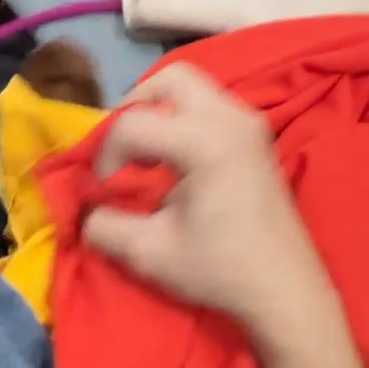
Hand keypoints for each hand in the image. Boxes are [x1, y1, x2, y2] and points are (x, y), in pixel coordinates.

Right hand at [82, 64, 337, 344]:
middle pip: (169, 80)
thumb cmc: (216, 269)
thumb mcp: (147, 252)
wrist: (280, 287)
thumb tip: (87, 209)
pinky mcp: (253, 138)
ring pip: (190, 90)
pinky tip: (169, 166)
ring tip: (140, 161)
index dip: (105, 155)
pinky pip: (207, 108)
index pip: (134, 122)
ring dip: (156, 117)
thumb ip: (104, 225)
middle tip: (116, 153)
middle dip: (132, 111)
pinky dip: (178, 125)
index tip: (103, 192)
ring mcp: (248, 124)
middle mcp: (231, 117)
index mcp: (206, 141)